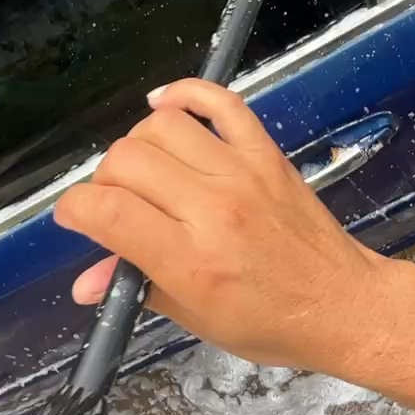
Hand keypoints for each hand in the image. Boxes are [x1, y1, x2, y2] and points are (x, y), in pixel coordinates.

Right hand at [54, 79, 414, 376]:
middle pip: (127, 159)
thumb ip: (136, 287)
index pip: (108, 212)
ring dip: (137, 142)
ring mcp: (241, 171)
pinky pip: (220, 101)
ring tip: (143, 169)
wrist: (341, 303)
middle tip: (113, 202)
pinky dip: (185, 92)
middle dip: (102, 179)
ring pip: (163, 125)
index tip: (72, 216)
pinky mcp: (264, 151)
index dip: (73, 207)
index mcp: (191, 260)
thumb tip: (84, 281)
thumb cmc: (267, 322)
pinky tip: (164, 104)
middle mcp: (212, 207)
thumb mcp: (195, 319)